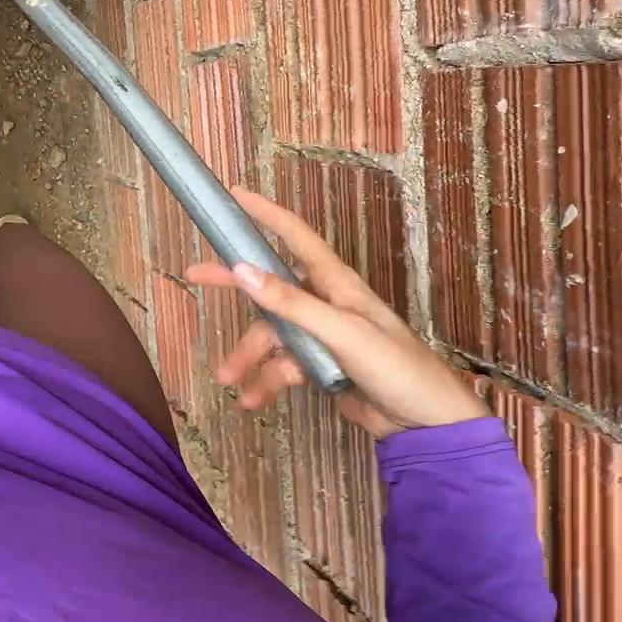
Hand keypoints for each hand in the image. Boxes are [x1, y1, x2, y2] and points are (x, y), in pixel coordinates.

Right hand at [185, 188, 487, 439]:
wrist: (428, 426)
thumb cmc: (397, 368)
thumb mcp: (343, 333)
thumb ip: (292, 303)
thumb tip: (241, 270)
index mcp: (335, 283)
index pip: (296, 236)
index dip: (266, 213)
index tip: (236, 195)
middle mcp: (324, 301)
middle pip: (268, 284)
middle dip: (232, 283)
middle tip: (193, 275)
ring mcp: (320, 334)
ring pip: (270, 334)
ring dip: (248, 357)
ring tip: (230, 380)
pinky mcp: (319, 364)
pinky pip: (280, 365)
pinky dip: (265, 381)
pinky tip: (255, 400)